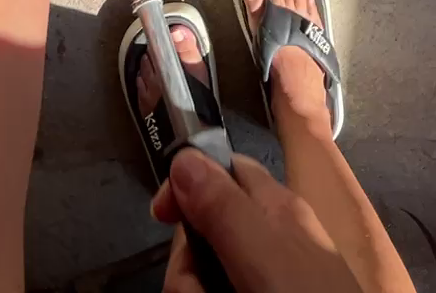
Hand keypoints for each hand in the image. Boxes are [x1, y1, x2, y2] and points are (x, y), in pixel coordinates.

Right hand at [150, 150, 362, 292]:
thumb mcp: (264, 251)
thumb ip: (223, 204)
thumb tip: (182, 156)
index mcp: (274, 206)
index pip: (222, 169)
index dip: (187, 183)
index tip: (161, 214)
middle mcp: (267, 238)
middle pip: (202, 231)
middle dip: (188, 262)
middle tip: (198, 290)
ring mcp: (260, 277)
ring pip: (203, 274)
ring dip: (193, 292)